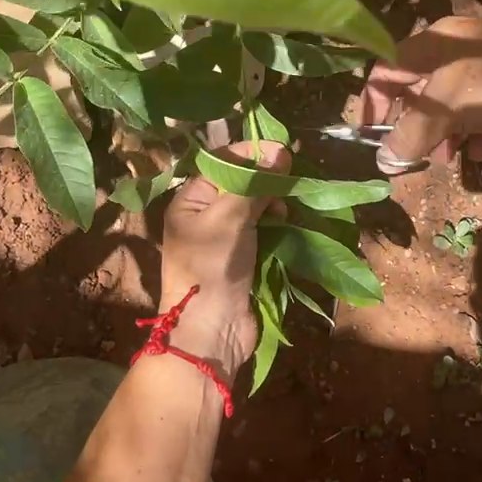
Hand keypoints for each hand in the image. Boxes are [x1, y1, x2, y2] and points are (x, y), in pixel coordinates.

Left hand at [156, 140, 289, 380]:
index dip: (250, 154)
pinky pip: (262, 229)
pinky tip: (289, 221)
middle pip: (239, 183)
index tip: (282, 152)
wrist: (210, 330)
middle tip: (292, 177)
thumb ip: (254, 184)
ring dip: (273, 201)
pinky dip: (276, 223)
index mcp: (189, 200)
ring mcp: (224, 238)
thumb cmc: (211, 267)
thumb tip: (281, 151)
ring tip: (289, 204)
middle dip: (266, 178)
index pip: (221, 163)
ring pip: (254, 206)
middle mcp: (204, 215)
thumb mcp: (229, 218)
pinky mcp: (243, 257)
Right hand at [359, 17, 481, 172]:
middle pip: (419, 86)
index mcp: (434, 40)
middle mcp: (458, 44)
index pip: (386, 67)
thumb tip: (384, 161)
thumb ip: (411, 134)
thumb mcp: (446, 109)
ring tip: (446, 158)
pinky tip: (481, 151)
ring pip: (452, 99)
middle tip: (413, 155)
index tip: (374, 139)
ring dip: (443, 132)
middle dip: (412, 123)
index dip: (374, 103)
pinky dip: (475, 129)